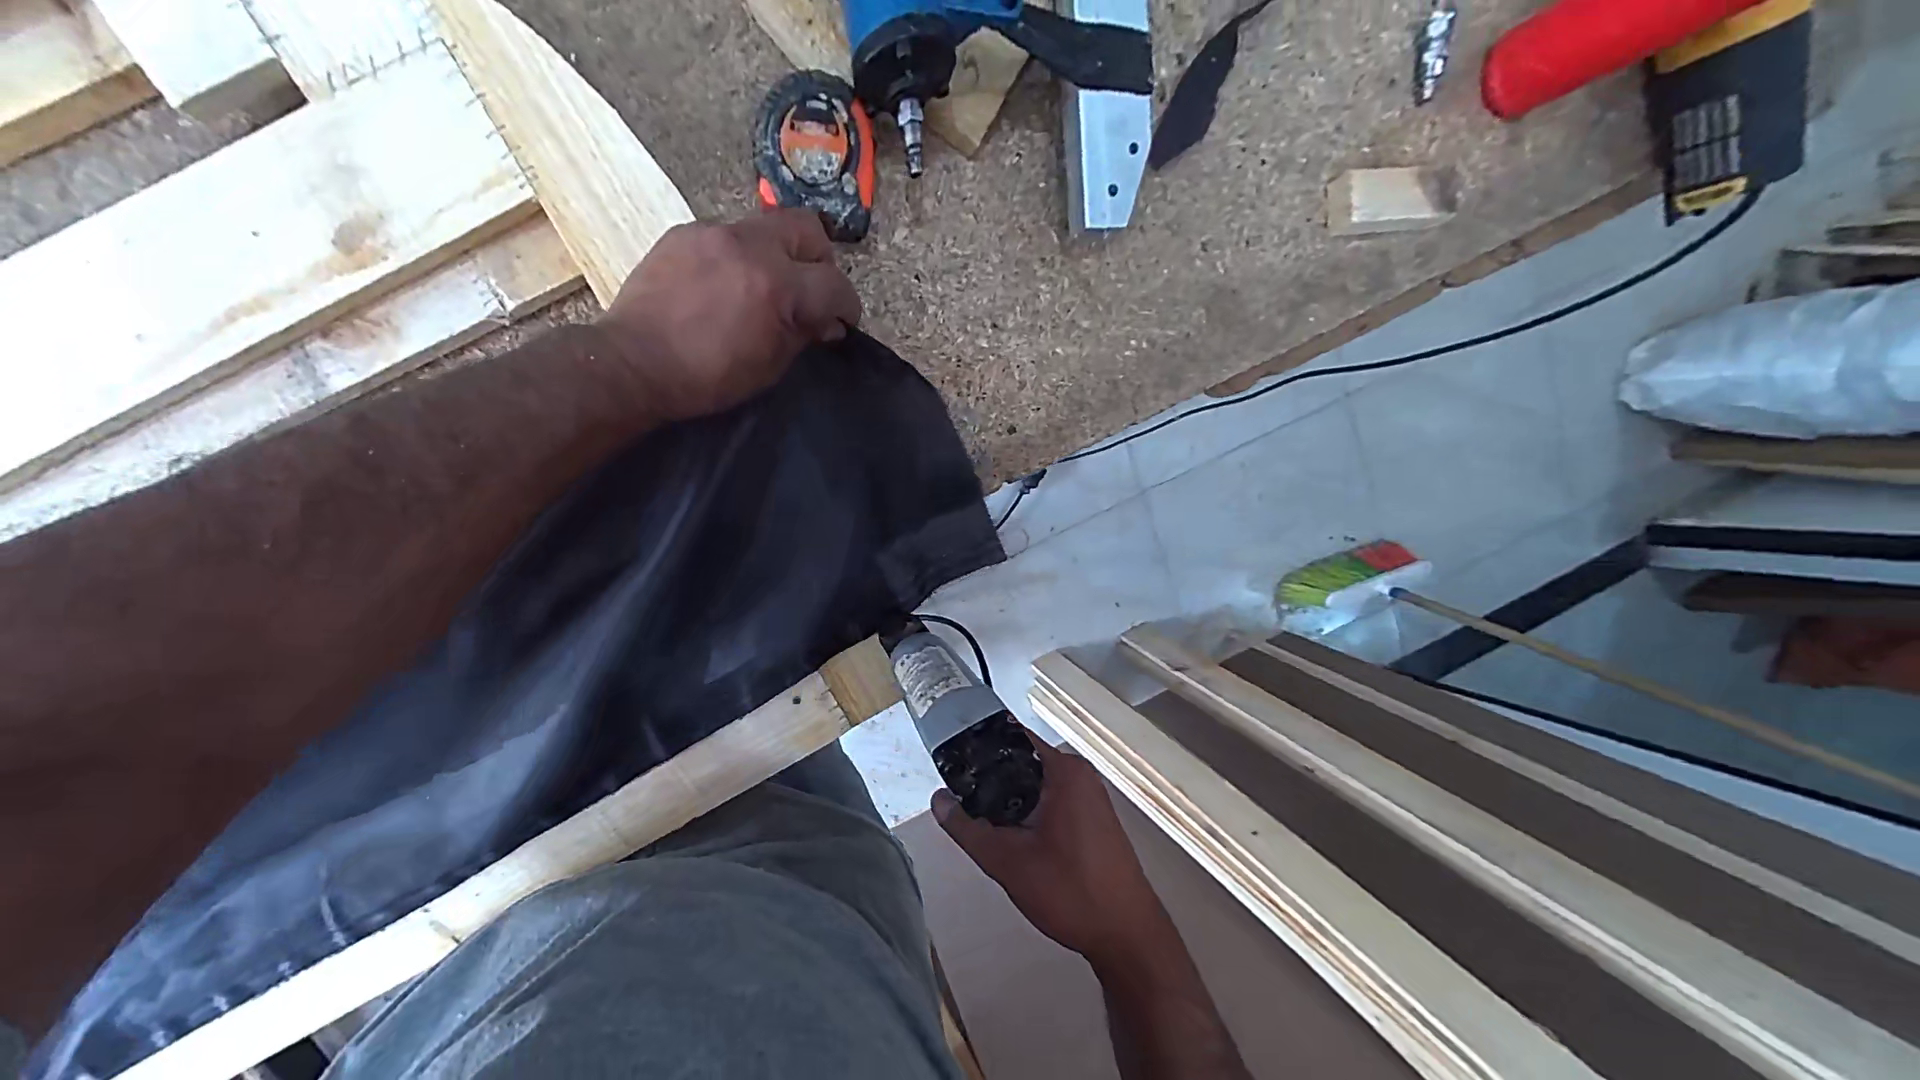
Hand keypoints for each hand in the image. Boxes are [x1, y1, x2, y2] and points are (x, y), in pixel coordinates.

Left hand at [599, 210, 861, 421]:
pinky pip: (727, 235)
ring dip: (778, 255)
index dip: (847, 306)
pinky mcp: (684, 233)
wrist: (634, 363)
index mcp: (776, 285)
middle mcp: (749, 246)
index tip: (843, 322)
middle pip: (807, 229)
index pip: (834, 283)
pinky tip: (726, 285)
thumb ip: (804, 335)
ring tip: (766, 288)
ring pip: (766, 228)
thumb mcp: (770, 365)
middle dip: (820, 260)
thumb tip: (827, 323)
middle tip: (812, 290)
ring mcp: (713, 233)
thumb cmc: (708, 377)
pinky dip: (739, 257)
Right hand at [934, 731, 1174, 966]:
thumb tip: (938, 800)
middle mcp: (1080, 773)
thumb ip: (967, 828)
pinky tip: (1016, 842)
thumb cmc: (1070, 892)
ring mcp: (1091, 795)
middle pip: (1021, 763)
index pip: (1011, 737)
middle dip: (991, 783)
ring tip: (986, 828)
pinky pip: (1051, 801)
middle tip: (964, 807)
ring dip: (1010, 804)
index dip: (977, 748)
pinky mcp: (1094, 817)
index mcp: (1064, 769)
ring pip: (1034, 786)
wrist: (1127, 936)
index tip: (951, 766)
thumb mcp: (1007, 862)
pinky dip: (1029, 814)